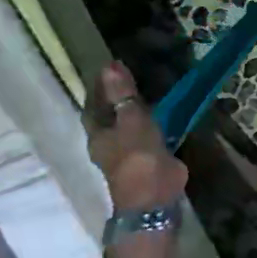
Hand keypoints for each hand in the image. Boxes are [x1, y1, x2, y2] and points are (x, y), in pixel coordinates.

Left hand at [85, 62, 186, 210]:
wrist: (154, 192)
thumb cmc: (137, 154)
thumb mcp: (131, 119)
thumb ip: (123, 94)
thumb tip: (110, 66)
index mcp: (97, 133)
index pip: (93, 105)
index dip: (100, 86)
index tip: (110, 66)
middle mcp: (108, 141)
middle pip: (108, 114)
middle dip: (116, 96)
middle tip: (131, 72)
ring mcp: (128, 149)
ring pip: (127, 122)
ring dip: (134, 107)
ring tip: (149, 86)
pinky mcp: (148, 154)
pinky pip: (146, 130)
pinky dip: (151, 118)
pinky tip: (163, 109)